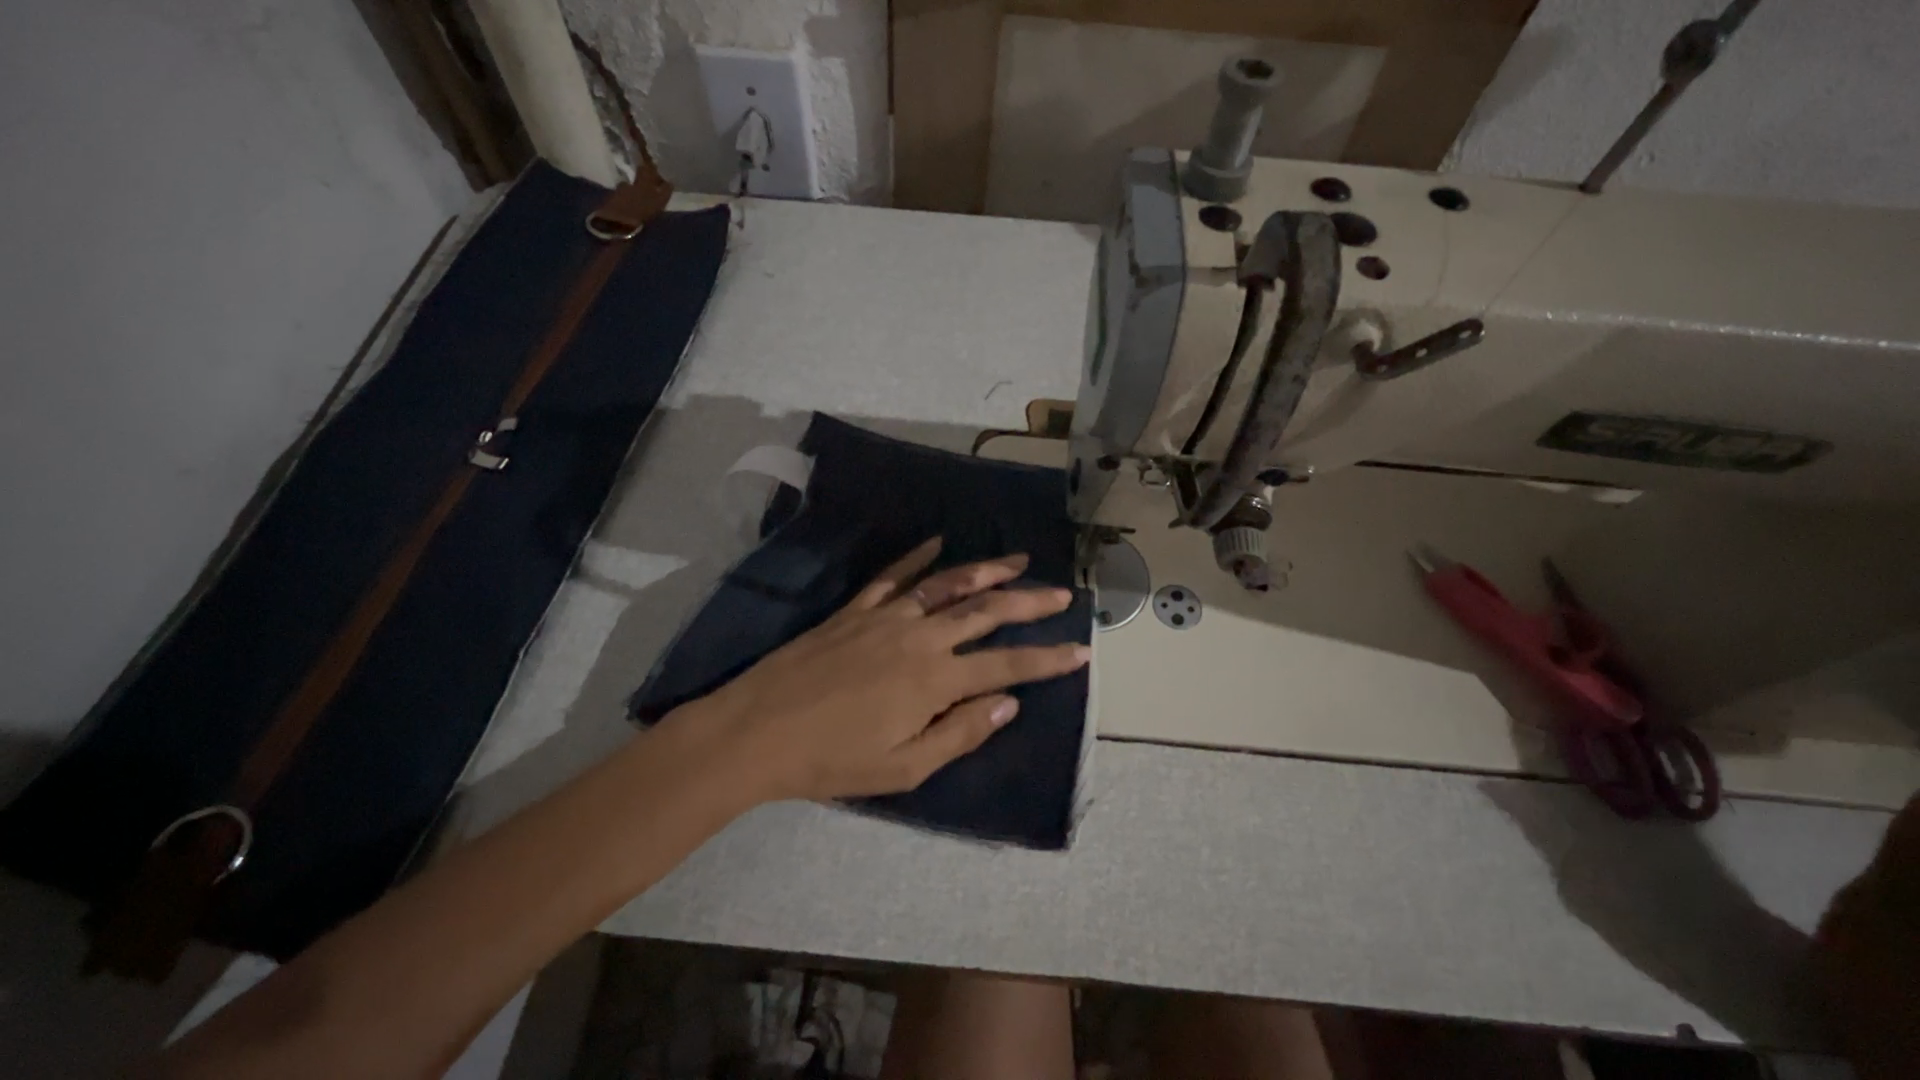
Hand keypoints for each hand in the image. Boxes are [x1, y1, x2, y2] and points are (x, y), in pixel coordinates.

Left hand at [667, 538, 1089, 802]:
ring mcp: (884, 618)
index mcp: (935, 681)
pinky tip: (938, 544)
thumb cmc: (831, 760)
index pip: (1007, 666)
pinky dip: (918, 558)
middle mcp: (919, 638)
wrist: (756, 731)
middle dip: (1028, 602)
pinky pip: (893, 576)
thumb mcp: (904, 767)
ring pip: (946, 585)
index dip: (1047, 660)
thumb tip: (1008, 704)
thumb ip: (960, 733)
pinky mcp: (853, 611)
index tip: (1081, 651)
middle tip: (1061, 594)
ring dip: (985, 571)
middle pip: (985, 613)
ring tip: (1016, 560)